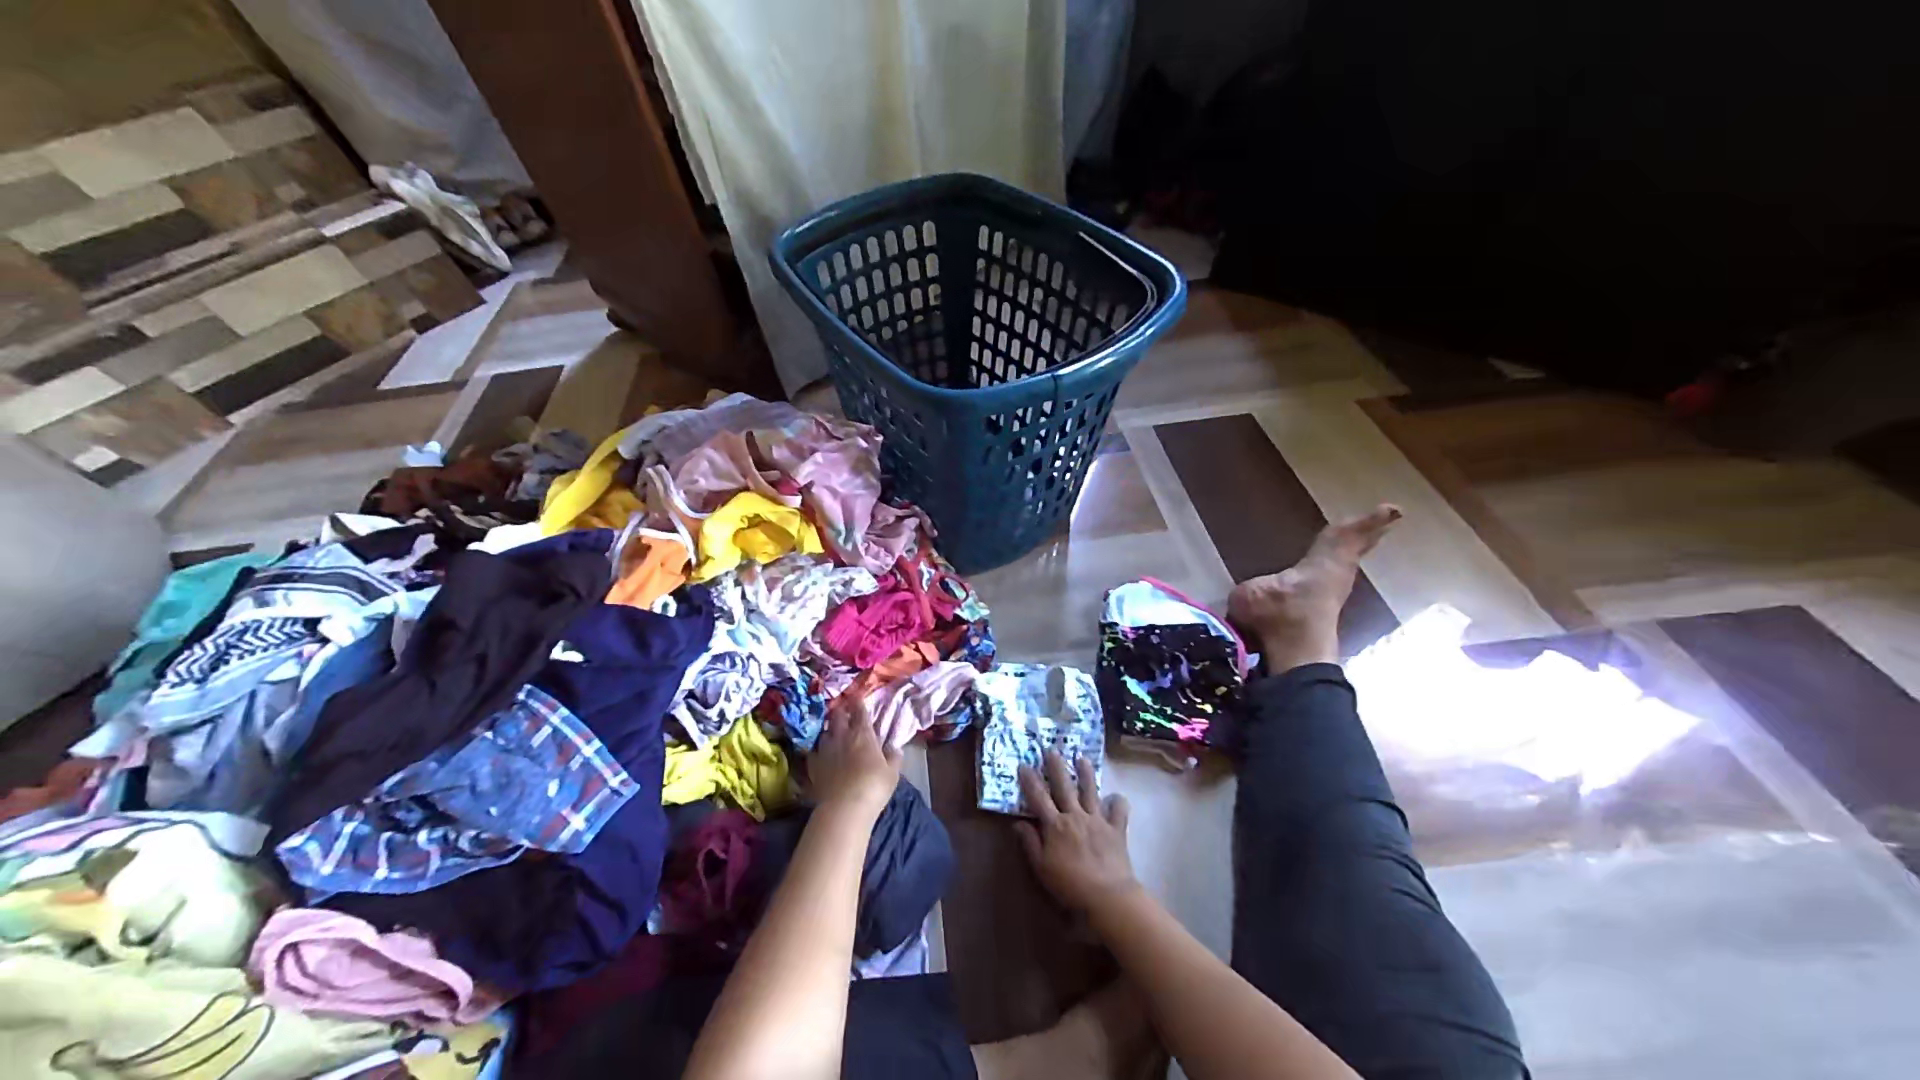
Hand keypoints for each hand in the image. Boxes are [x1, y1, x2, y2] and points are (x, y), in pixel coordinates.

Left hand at [809, 694, 901, 820]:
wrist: (844, 807)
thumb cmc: (873, 786)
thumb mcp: (892, 773)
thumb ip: (893, 757)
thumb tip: (894, 748)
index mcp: (862, 733)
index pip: (859, 710)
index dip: (858, 701)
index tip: (857, 695)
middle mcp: (841, 736)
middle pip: (837, 715)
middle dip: (840, 710)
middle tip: (843, 711)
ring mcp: (825, 749)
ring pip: (824, 732)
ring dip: (829, 730)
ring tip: (833, 733)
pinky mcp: (813, 765)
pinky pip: (814, 751)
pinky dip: (818, 750)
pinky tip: (821, 754)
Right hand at [1015, 750, 1138, 911]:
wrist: (1107, 895)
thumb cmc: (1069, 884)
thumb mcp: (1041, 867)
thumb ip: (1030, 843)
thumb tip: (1018, 823)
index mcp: (1055, 825)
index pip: (1038, 798)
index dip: (1030, 781)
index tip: (1024, 765)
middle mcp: (1075, 816)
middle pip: (1064, 787)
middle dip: (1056, 767)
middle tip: (1052, 749)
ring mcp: (1098, 820)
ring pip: (1090, 791)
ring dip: (1085, 773)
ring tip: (1082, 757)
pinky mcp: (1117, 829)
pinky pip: (1119, 810)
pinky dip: (1118, 802)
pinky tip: (1116, 796)